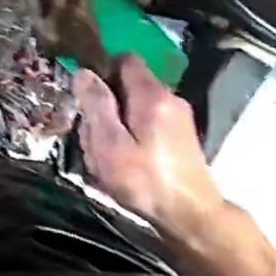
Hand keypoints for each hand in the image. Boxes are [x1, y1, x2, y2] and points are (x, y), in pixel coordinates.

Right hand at [75, 54, 232, 238]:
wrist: (191, 216)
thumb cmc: (145, 180)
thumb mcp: (109, 144)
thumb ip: (96, 105)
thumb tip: (84, 72)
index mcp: (151, 95)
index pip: (125, 59)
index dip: (103, 70)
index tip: (87, 96)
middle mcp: (170, 98)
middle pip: (129, 84)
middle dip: (106, 103)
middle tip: (93, 136)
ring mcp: (179, 117)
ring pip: (136, 106)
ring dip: (117, 123)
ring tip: (106, 154)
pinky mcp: (181, 136)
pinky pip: (148, 122)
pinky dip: (132, 135)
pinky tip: (125, 161)